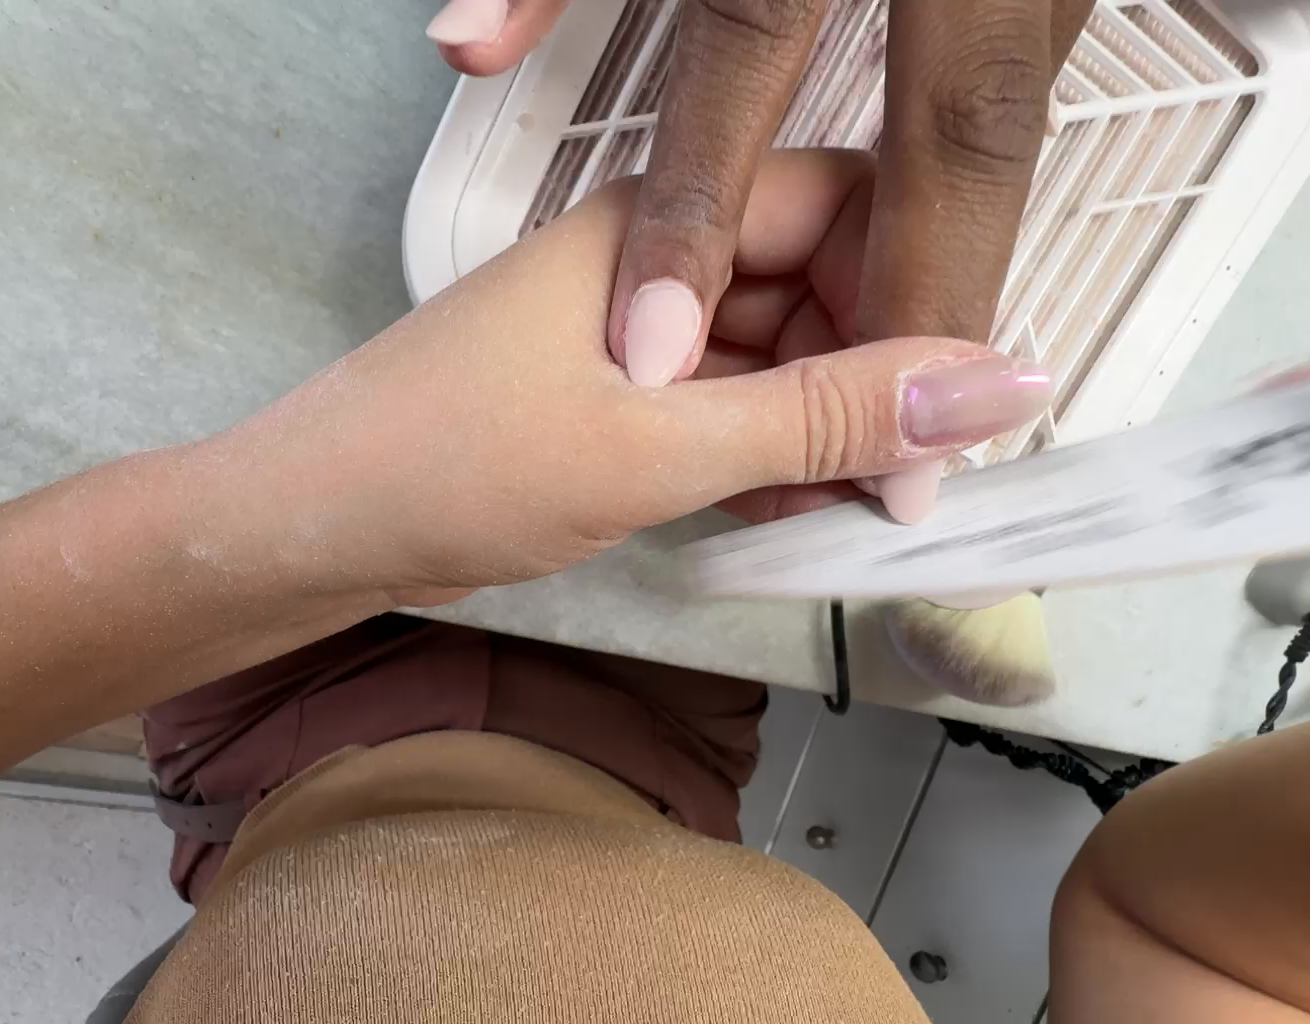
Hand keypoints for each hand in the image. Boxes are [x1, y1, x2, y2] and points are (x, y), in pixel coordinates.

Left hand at [244, 149, 1051, 596]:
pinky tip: (782, 512)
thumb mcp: (653, 444)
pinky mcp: (606, 410)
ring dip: (813, 438)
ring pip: (764, 371)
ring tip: (847, 509)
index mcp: (651, 229)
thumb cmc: (454, 464)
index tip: (951, 401)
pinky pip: (714, 422)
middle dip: (865, 386)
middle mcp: (643, 273)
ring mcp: (624, 345)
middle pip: (807, 298)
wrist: (322, 525)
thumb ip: (820, 416)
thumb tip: (987, 386)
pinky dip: (756, 465)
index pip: (836, 213)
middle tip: (901, 480)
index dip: (910, 296)